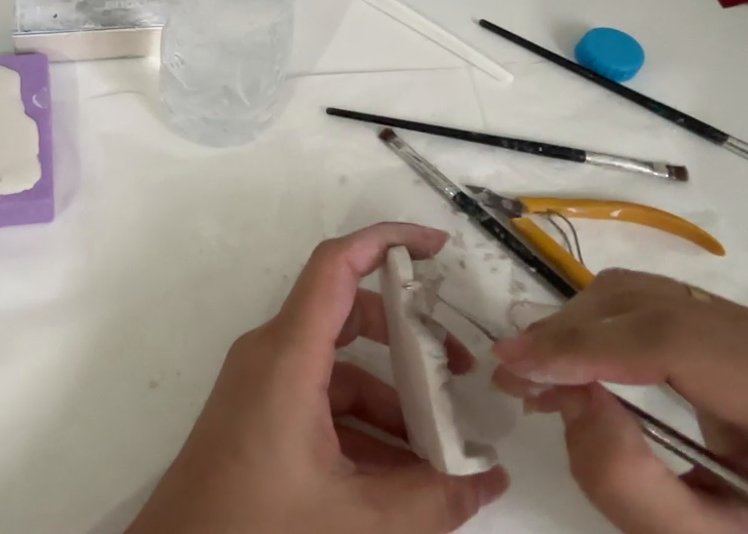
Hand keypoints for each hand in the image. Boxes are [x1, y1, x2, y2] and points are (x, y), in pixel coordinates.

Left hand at [128, 223, 508, 533]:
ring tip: (445, 454)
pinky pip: (320, 397)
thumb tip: (489, 482)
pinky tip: (402, 476)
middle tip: (461, 375)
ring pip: (338, 366)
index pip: (335, 266)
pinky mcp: (258, 408)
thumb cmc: (260, 525)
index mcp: (288, 355)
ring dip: (390, 399)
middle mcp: (271, 352)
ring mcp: (261, 379)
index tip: (436, 247)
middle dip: (407, 337)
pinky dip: (362, 423)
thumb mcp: (360, 519)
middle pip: (346, 314)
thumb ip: (432, 499)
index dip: (385, 241)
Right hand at [492, 270, 747, 533]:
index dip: (590, 347)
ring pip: (657, 299)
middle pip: (667, 310)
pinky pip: (667, 312)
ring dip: (583, 329)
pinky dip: (608, 332)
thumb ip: (634, 486)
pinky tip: (579, 367)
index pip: (687, 345)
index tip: (512, 364)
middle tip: (512, 374)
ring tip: (538, 374)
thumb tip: (573, 395)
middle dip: (574, 335)